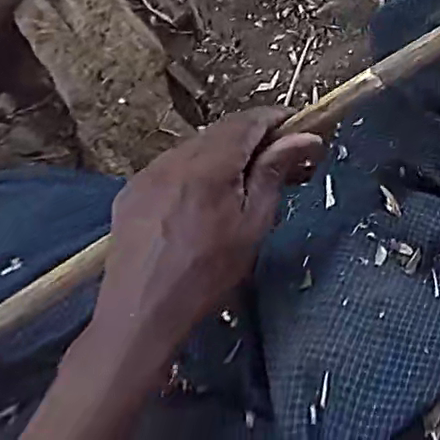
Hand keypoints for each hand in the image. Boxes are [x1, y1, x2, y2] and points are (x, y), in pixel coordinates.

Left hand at [91, 108, 324, 355]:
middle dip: (256, 135)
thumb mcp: (254, 222)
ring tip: (248, 177)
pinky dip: (200, 165)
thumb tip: (307, 137)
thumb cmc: (208, 272)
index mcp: (209, 165)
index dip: (278, 119)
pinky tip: (210, 191)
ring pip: (200, 143)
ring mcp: (148, 174)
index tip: (302, 130)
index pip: (249, 120)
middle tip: (282, 157)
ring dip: (228, 149)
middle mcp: (175, 160)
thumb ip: (275, 171)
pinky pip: (175, 162)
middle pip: (225, 128)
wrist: (139, 319)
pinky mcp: (132, 191)